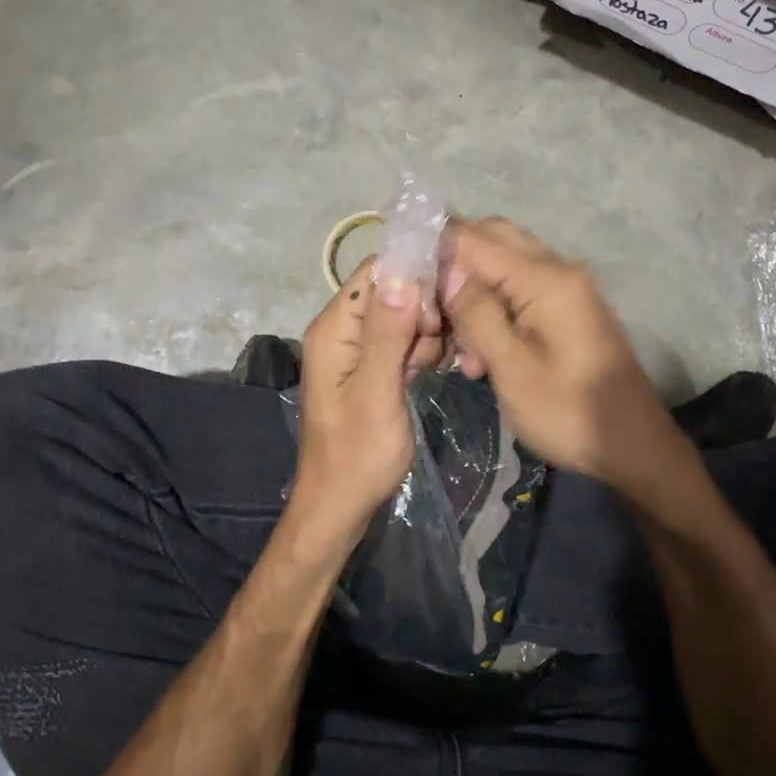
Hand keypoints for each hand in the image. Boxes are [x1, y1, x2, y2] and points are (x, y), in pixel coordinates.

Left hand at [294, 259, 428, 532]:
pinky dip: (422, 352)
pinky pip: (404, 341)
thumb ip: (387, 336)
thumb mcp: (376, 395)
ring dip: (428, 336)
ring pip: (406, 316)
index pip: (378, 271)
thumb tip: (403, 276)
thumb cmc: (357, 455)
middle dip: (425, 312)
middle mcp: (341, 330)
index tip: (442, 314)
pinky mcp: (372, 367)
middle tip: (435, 355)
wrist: (341, 504)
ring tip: (431, 370)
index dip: (415, 281)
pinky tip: (430, 374)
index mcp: (334, 328)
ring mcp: (356, 349)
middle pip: (395, 290)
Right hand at [442, 217, 677, 485]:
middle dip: (452, 265)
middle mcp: (558, 270)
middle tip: (422, 304)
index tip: (399, 276)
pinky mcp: (568, 311)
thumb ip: (476, 313)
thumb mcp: (511, 367)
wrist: (631, 446)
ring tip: (451, 342)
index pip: (474, 239)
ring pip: (505, 266)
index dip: (433, 249)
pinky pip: (521, 291)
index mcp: (545, 279)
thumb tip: (445, 271)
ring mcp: (567, 289)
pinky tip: (477, 354)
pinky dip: (493, 309)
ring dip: (472, 292)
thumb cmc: (567, 412)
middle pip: (492, 239)